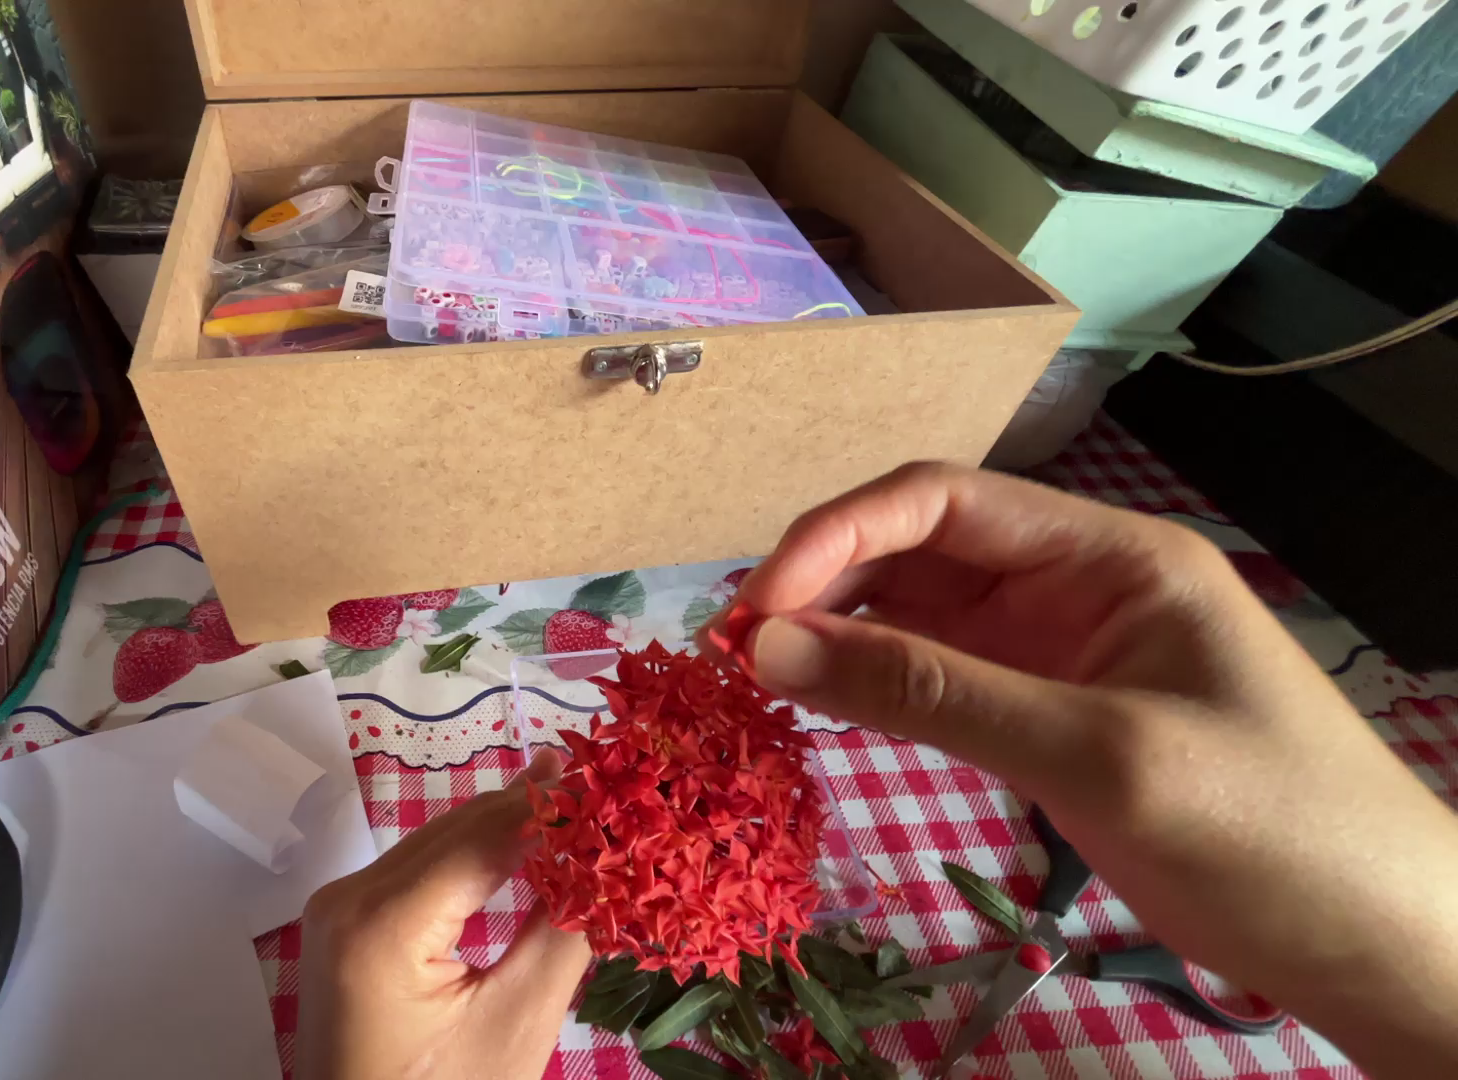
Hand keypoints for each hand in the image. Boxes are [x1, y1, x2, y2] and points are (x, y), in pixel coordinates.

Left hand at [297, 749, 589, 1079]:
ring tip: (556, 792)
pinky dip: (469, 851)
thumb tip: (597, 861)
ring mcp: (340, 904)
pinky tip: (506, 834)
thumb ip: (560, 936)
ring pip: (437, 843)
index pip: (478, 839)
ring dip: (498, 824)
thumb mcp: (513, 1029)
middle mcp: (348, 896)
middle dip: (524, 808)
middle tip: (584, 777)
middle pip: (454, 833)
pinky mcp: (347, 917)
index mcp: (381, 926)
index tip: (594, 781)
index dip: (541, 806)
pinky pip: (419, 867)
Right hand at [699, 462, 1457, 1076]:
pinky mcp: (1016, 694)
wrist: (1385, 959)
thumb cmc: (1274, 840)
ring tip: (757, 670)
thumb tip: (764, 649)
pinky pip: (912, 663)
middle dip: (814, 583)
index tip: (759, 605)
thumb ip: (922, 693)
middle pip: (904, 547)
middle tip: (736, 645)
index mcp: (1099, 552)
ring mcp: (1032, 638)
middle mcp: (1055, 578)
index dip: (834, 537)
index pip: (936, 501)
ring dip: (823, 629)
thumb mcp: (1091, 755)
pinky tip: (814, 694)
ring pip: (897, 606)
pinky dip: (854, 674)